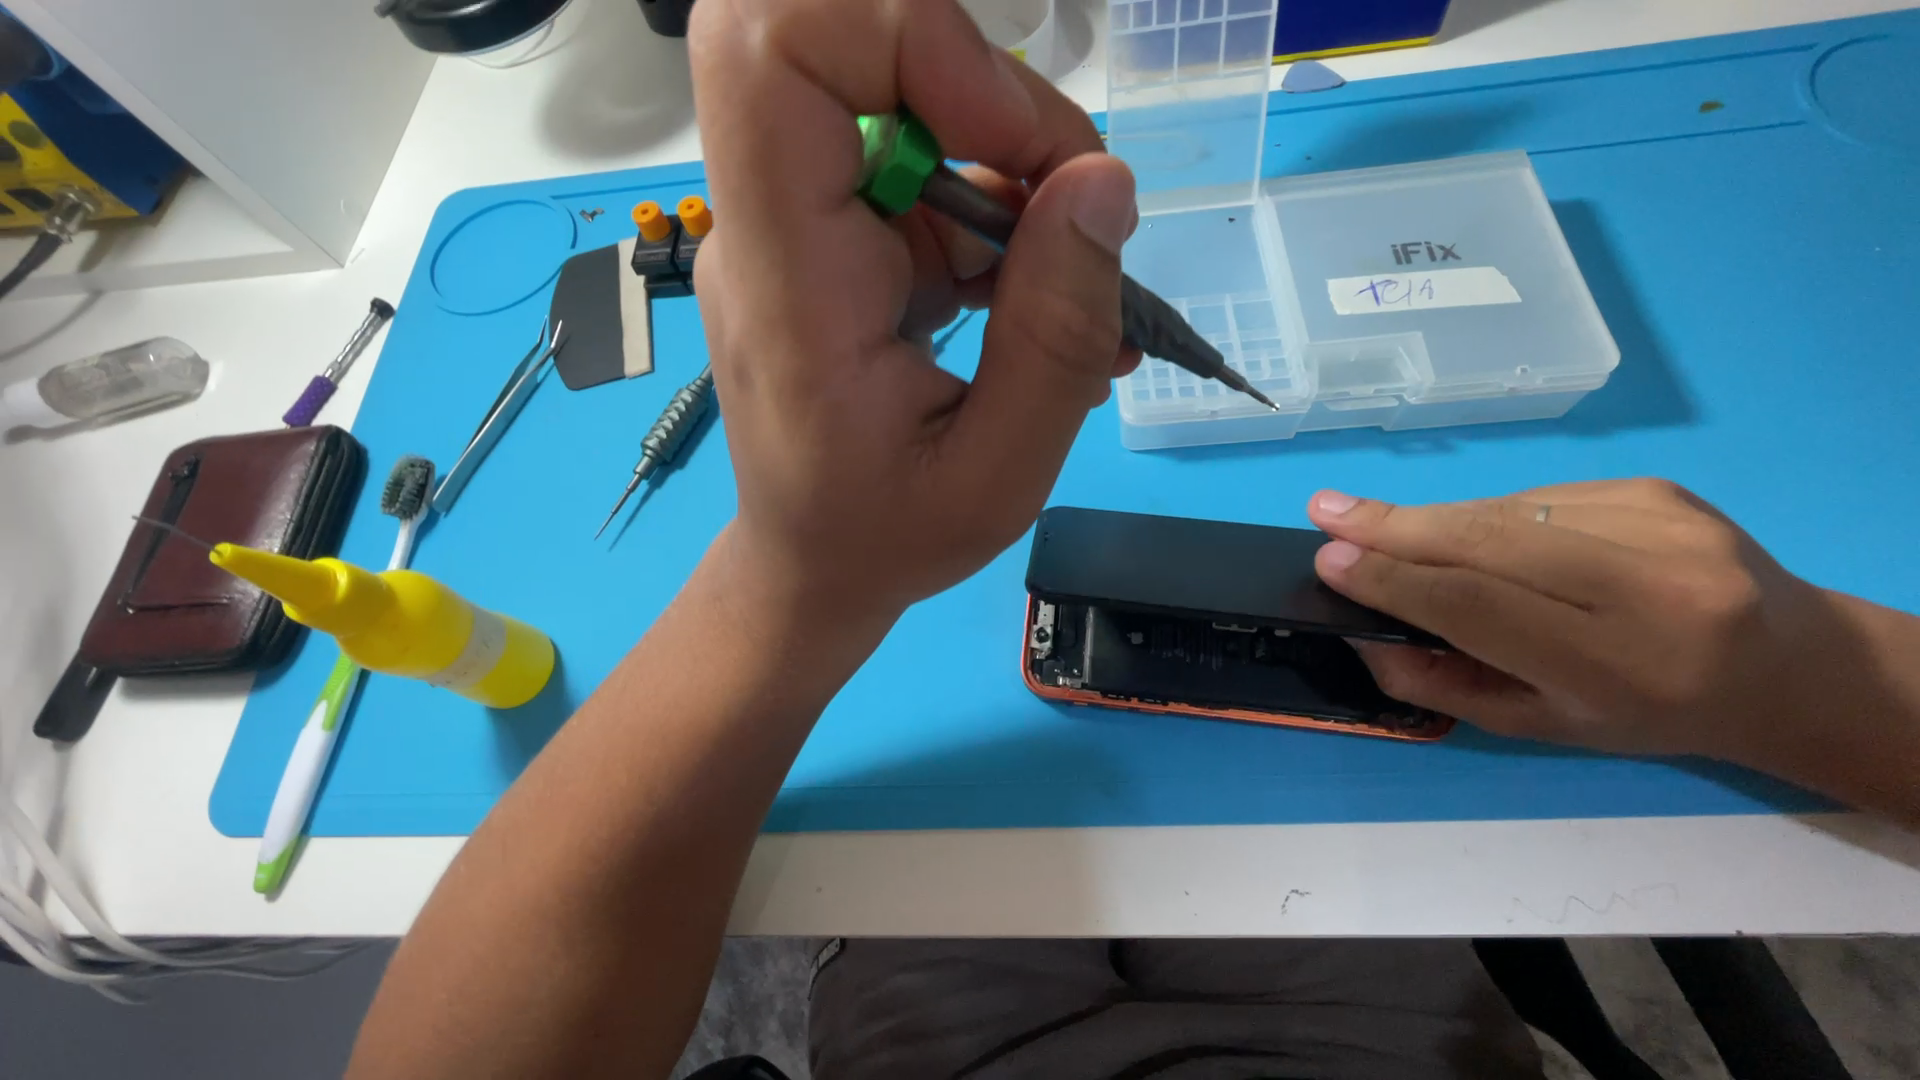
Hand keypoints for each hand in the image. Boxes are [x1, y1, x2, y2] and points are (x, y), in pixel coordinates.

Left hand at [689, 0, 1137, 631]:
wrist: (812, 567)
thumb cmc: (887, 538)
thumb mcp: (998, 473)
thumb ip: (1056, 335)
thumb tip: (1102, 184)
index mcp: (789, 281)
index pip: (775, 48)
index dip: (904, 35)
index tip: (1010, 143)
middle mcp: (773, 229)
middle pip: (845, 46)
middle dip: (986, 99)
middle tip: (1065, 209)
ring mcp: (799, 228)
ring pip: (908, 110)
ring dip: (1013, 177)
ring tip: (1067, 296)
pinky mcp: (832, 241)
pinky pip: (922, 175)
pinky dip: (996, 219)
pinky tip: (1035, 304)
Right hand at [1305, 479, 1846, 761]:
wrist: (1791, 666)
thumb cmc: (1646, 711)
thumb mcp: (1539, 724)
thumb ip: (1440, 683)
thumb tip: (1359, 628)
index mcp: (1620, 664)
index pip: (1480, 606)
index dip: (1396, 580)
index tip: (1329, 560)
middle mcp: (1651, 585)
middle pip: (1487, 541)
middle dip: (1394, 526)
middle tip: (1325, 511)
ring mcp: (1660, 524)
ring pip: (1503, 511)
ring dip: (1430, 520)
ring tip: (1376, 523)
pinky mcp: (1656, 488)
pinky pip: (1534, 497)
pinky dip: (1487, 516)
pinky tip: (1479, 537)